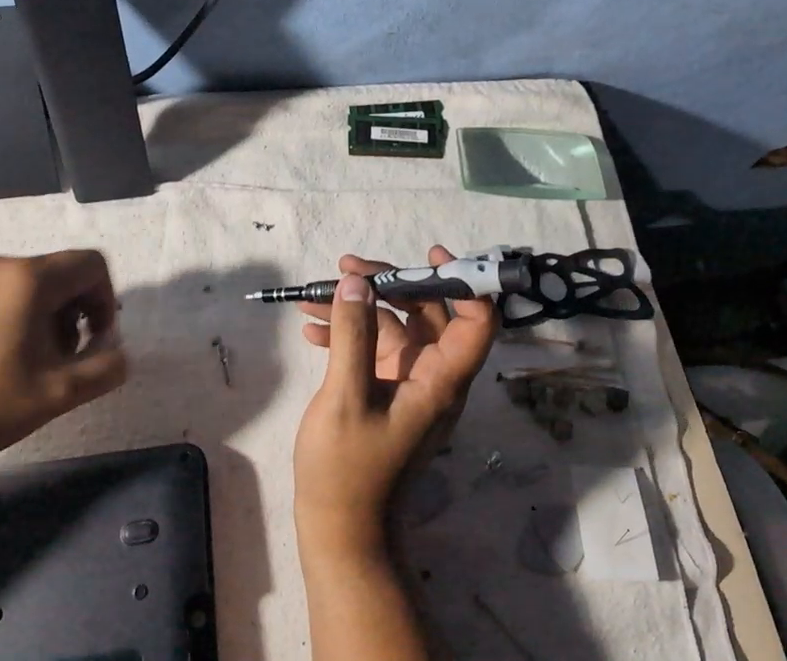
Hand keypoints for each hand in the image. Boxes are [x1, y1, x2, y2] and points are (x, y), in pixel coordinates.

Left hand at [0, 250, 127, 471]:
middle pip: (65, 273)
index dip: (108, 302)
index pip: (93, 265)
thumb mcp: (59, 393)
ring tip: (41, 369)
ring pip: (37, 287)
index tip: (98, 344)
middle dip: (81, 314)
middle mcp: (1, 266)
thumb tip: (120, 354)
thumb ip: (105, 368)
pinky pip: (9, 296)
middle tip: (72, 362)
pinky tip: (12, 365)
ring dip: (55, 320)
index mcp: (29, 278)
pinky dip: (26, 321)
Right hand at [292, 247, 497, 552]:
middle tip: (346, 268)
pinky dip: (346, 335)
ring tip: (312, 295)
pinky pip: (372, 350)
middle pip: (427, 313)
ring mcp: (407, 384)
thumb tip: (357, 281)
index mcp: (441, 380)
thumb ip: (352, 334)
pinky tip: (310, 330)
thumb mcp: (345, 396)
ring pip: (392, 328)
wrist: (340, 531)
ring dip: (356, 308)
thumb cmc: (348, 469)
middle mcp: (432, 377)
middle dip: (389, 284)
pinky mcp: (384, 393)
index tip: (428, 255)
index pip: (476, 321)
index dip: (463, 281)